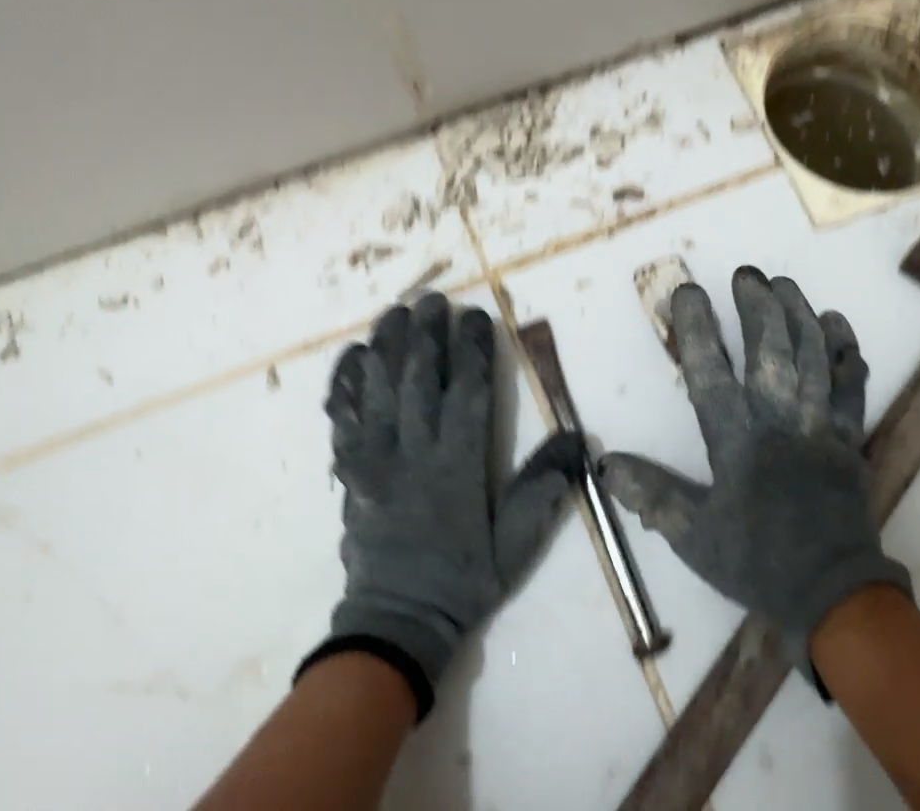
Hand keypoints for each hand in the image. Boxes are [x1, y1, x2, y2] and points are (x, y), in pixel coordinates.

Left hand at [298, 294, 579, 718]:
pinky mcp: (349, 472)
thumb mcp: (517, 544)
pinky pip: (342, 419)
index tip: (477, 318)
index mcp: (458, 466)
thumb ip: (543, 490)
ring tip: (395, 311)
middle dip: (426, 334)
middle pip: (419, 379)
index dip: (473, 351)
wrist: (396, 620)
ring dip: (386, 345)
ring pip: (379, 389)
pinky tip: (352, 356)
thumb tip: (577, 440)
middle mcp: (413, 453)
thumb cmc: (465, 580)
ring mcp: (374, 460)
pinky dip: (345, 384)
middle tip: (432, 299)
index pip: (468, 393)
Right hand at [599, 267, 909, 669]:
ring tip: (784, 284)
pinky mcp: (849, 437)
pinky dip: (845, 350)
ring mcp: (820, 426)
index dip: (695, 330)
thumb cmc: (756, 561)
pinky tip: (836, 323)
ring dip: (799, 315)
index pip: (710, 373)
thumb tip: (604, 463)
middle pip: (771, 350)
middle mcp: (779, 422)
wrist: (833, 592)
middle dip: (757, 306)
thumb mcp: (694, 536)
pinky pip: (852, 384)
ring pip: (813, 357)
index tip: (686, 292)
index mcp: (737, 443)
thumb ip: (651, 494)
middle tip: (745, 275)